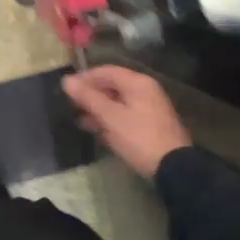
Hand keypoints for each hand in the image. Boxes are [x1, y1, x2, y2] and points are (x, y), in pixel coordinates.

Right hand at [62, 66, 191, 179]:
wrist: (174, 168)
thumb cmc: (139, 137)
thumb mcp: (111, 117)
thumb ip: (88, 98)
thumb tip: (66, 80)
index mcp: (137, 83)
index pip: (106, 71)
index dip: (84, 77)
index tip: (66, 88)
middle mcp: (145, 91)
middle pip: (112, 86)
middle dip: (90, 95)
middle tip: (70, 105)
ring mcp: (149, 109)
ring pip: (117, 103)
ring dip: (98, 110)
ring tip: (79, 120)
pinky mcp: (150, 125)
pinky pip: (125, 116)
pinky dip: (110, 120)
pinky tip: (97, 131)